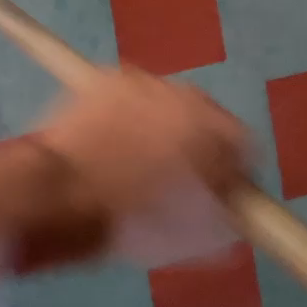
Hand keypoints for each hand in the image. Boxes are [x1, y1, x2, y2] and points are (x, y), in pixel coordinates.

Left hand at [34, 69, 248, 264]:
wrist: (62, 190)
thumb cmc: (135, 218)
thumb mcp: (201, 230)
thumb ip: (227, 207)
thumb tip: (229, 197)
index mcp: (216, 130)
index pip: (243, 144)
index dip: (233, 169)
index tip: (219, 189)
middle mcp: (182, 94)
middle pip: (203, 114)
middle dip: (196, 139)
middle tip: (178, 170)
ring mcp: (139, 79)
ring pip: (163, 100)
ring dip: (159, 120)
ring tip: (139, 151)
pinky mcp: (102, 76)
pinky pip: (127, 92)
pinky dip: (125, 109)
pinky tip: (113, 133)